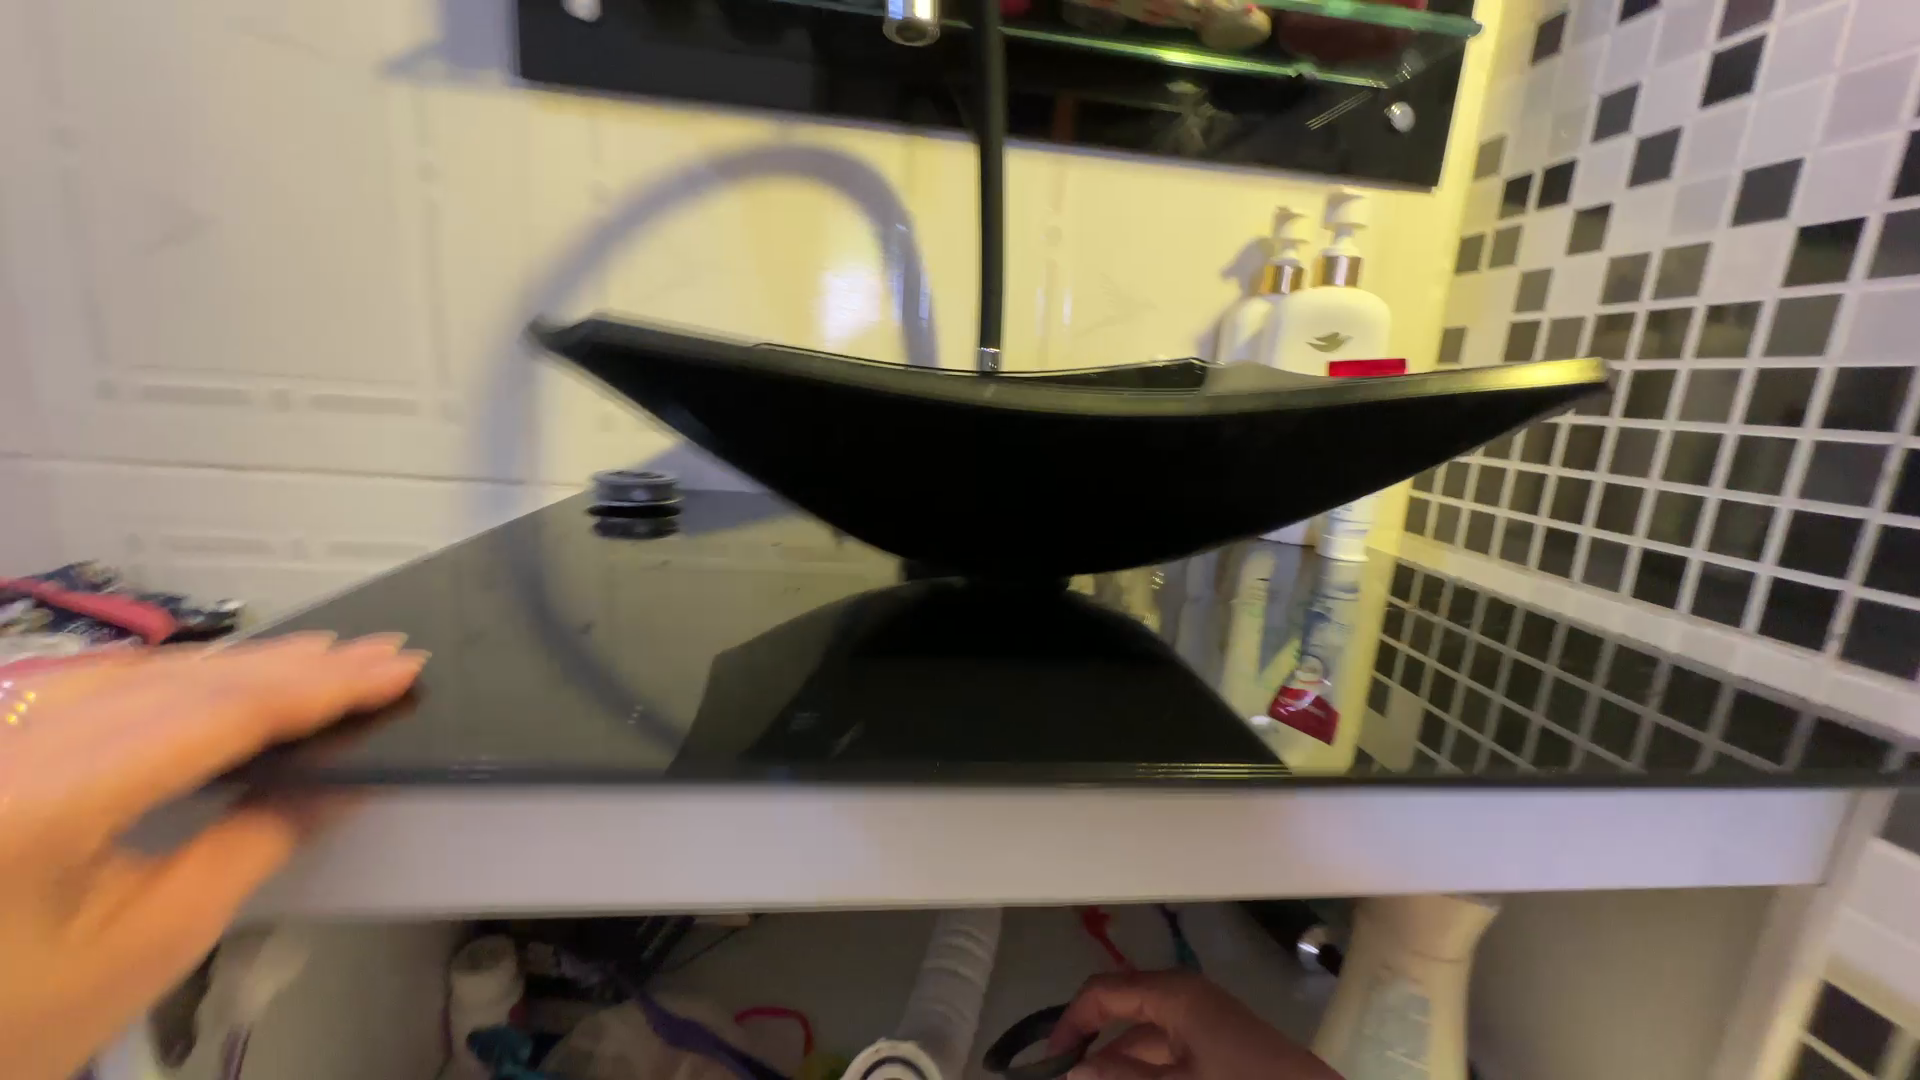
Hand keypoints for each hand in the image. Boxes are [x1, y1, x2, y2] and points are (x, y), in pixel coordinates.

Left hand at [0, 633, 426, 1079]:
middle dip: (293, 664)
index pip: (218, 716)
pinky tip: (214, 671)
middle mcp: (4, 752)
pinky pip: (85, 688)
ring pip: (131, 675)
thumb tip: (346, 782)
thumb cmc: (14, 1016)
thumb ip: (254, 845)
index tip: (400, 666)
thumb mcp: (153, 940)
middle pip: (178, 683)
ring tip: (322, 653)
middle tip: (382, 649)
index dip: (321, 687)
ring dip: (239, 664)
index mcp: (44, 803)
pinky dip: (172, 674)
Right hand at [1050, 970, 1340, 1079]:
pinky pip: (1165, 1050)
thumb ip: (1123, 1078)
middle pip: (1121, 1010)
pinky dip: (1142, 1067)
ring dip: (1116, 1061)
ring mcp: (1200, 1019)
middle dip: (1092, 1044)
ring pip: (1141, 1035)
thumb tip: (1073, 1072)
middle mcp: (1182, 995)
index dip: (1072, 1022)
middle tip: (1064, 1075)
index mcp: (1172, 992)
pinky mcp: (1215, 1044)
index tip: (1049, 1059)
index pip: (1103, 992)